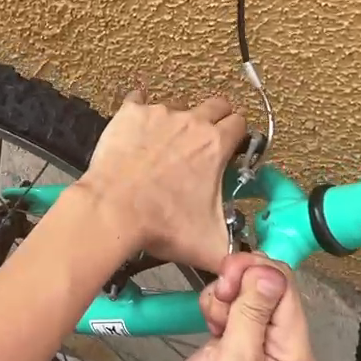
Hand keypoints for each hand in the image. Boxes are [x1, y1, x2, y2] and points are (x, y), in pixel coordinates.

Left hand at [73, 91, 247, 268]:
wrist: (114, 209)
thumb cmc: (161, 224)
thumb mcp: (211, 245)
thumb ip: (237, 250)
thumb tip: (246, 261)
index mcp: (215, 145)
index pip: (239, 123)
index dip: (238, 135)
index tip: (233, 147)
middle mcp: (190, 121)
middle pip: (216, 104)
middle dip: (217, 118)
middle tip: (208, 138)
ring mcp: (159, 113)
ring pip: (178, 105)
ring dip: (179, 120)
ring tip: (167, 143)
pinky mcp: (131, 113)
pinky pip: (139, 99)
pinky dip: (141, 109)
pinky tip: (139, 124)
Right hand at [149, 255, 317, 360]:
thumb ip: (252, 315)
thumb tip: (271, 271)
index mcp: (293, 354)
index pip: (285, 289)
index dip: (256, 274)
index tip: (227, 282)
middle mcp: (281, 344)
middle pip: (267, 284)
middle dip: (239, 281)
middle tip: (218, 297)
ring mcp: (257, 341)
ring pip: (245, 289)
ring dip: (223, 294)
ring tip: (212, 321)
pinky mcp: (234, 338)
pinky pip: (230, 302)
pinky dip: (215, 304)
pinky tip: (209, 322)